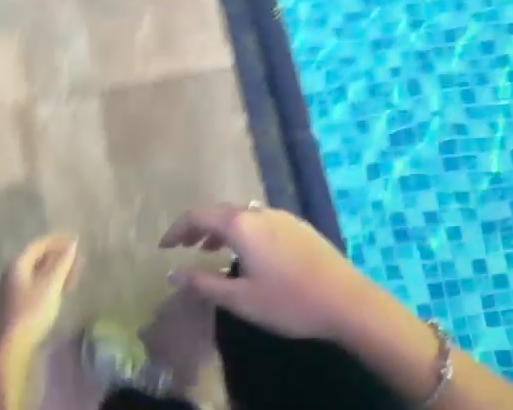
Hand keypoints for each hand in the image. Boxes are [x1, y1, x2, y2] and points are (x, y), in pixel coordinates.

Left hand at [0, 233, 79, 345]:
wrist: (14, 346)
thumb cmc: (32, 311)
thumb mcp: (50, 285)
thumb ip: (62, 263)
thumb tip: (73, 243)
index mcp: (17, 264)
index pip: (38, 245)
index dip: (57, 241)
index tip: (75, 240)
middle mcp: (13, 273)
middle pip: (38, 258)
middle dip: (58, 256)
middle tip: (78, 257)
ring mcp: (14, 290)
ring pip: (38, 273)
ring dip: (57, 271)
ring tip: (75, 272)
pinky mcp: (19, 305)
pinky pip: (37, 286)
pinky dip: (51, 283)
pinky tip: (63, 289)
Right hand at [160, 203, 389, 341]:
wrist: (349, 301)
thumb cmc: (289, 302)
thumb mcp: (241, 300)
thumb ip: (204, 283)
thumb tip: (173, 272)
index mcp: (239, 225)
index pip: (197, 216)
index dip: (176, 229)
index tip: (164, 245)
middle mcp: (256, 212)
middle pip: (218, 212)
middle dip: (197, 227)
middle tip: (183, 246)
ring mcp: (280, 216)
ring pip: (240, 216)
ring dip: (220, 230)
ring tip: (212, 251)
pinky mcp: (298, 226)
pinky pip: (259, 222)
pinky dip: (242, 233)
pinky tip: (249, 255)